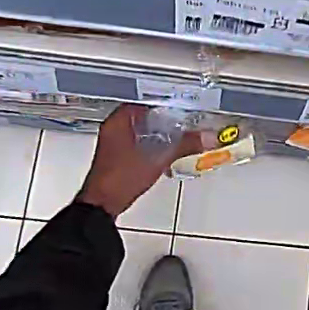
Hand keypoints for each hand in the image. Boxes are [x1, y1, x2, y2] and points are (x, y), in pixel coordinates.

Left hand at [76, 106, 204, 216]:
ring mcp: (112, 146)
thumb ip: (184, 145)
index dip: (161, 106)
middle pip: (141, 119)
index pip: (142, 104)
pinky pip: (135, 146)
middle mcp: (111, 131)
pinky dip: (148, 148)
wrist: (103, 205)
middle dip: (160, 122)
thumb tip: (206, 138)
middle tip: (178, 124)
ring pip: (138, 133)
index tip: (176, 110)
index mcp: (117, 123)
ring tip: (174, 139)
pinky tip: (162, 156)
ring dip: (155, 136)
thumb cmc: (121, 178)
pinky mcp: (115, 160)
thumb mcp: (158, 158)